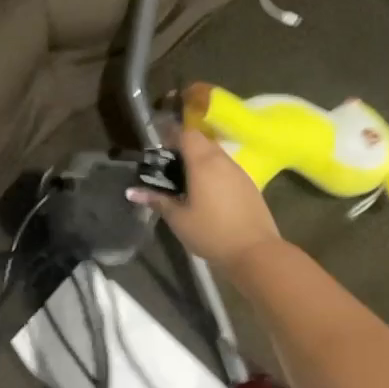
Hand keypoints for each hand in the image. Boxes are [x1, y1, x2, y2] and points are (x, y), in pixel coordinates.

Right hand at [130, 125, 282, 273]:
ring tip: (188, 181)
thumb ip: (156, 200)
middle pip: (202, 141)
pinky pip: (228, 169)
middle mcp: (223, 161)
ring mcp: (239, 173)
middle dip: (185, 148)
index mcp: (203, 163)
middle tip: (171, 167)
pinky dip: (215, 173)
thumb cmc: (211, 233)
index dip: (172, 136)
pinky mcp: (250, 186)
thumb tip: (131, 192)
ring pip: (217, 155)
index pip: (187, 134)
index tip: (160, 149)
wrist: (257, 253)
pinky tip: (209, 194)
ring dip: (201, 160)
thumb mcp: (178, 218)